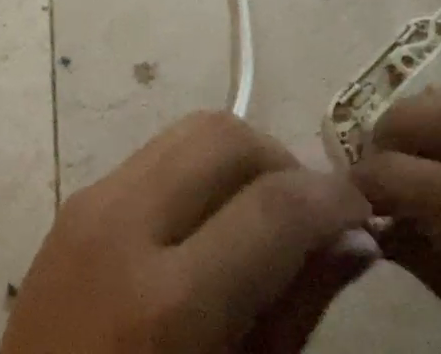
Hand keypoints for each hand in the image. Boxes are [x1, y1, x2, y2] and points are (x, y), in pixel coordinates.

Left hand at [1, 111, 374, 353]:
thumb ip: (295, 309)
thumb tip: (354, 237)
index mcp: (167, 302)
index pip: (274, 206)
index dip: (333, 198)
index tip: (364, 212)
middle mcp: (123, 227)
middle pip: (224, 137)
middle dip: (283, 162)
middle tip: (310, 216)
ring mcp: (90, 204)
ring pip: (188, 131)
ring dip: (241, 159)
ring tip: (265, 215)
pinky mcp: (76, 199)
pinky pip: (156, 155)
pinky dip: (200, 170)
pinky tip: (214, 220)